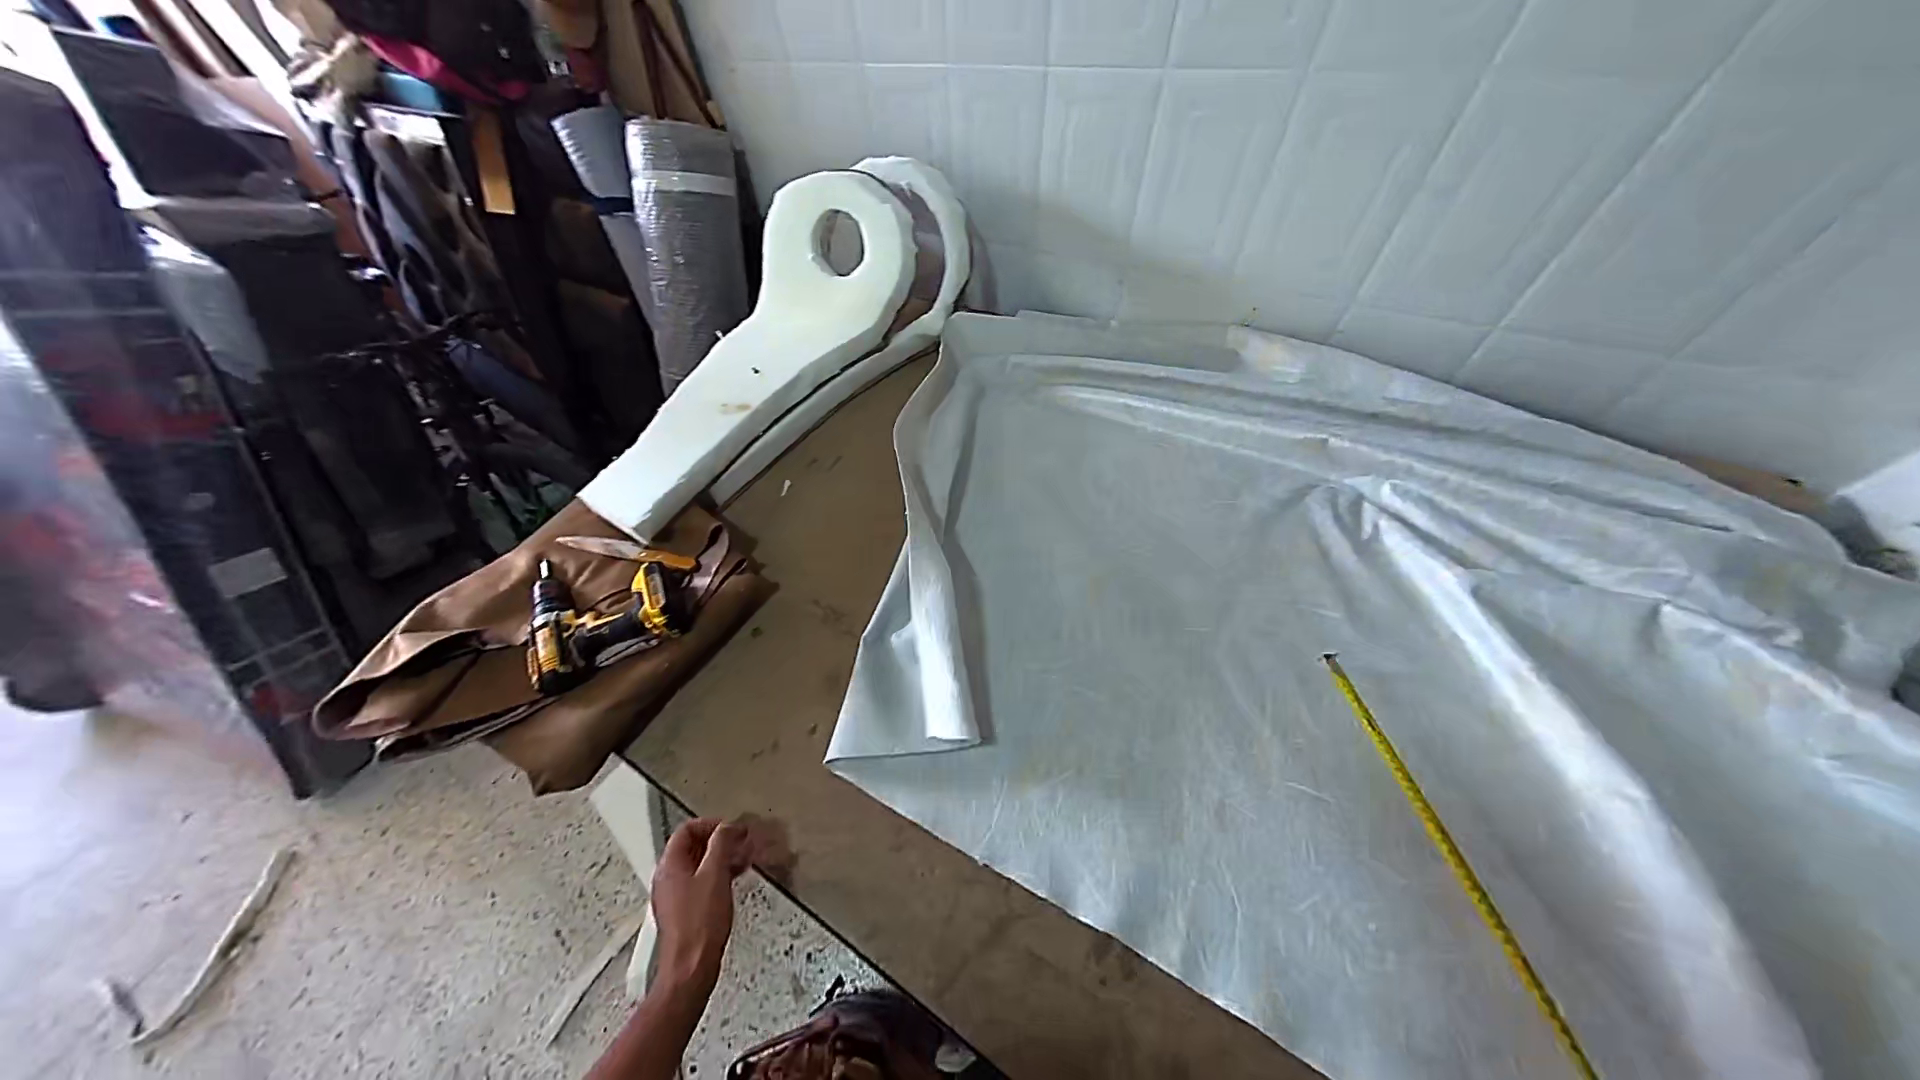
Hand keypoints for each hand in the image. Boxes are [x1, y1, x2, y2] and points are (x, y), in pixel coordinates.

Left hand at [650, 817, 747, 987]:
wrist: (691, 967)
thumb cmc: (700, 925)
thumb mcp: (716, 874)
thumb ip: (722, 844)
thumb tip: (728, 827)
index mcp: (670, 866)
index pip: (687, 830)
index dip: (711, 824)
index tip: (732, 829)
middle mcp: (668, 879)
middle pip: (692, 846)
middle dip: (719, 840)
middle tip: (740, 842)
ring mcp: (675, 896)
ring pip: (699, 864)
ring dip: (721, 857)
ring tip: (743, 858)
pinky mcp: (685, 911)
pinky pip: (702, 882)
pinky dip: (719, 874)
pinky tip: (734, 879)